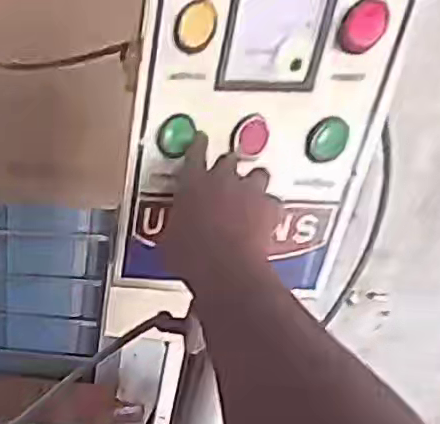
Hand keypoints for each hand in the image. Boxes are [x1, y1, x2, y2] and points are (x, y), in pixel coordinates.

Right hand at [160, 131, 286, 288]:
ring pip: (256, 174)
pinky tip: (264, 217)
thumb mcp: (168, 244)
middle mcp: (223, 179)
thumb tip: (169, 235)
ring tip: (248, 193)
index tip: (200, 140)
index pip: (195, 153)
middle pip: (228, 160)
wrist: (223, 268)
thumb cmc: (192, 256)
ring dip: (252, 182)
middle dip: (226, 167)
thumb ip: (172, 229)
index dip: (198, 145)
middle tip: (223, 177)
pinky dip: (268, 209)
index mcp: (192, 184)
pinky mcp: (268, 207)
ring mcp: (248, 191)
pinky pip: (272, 203)